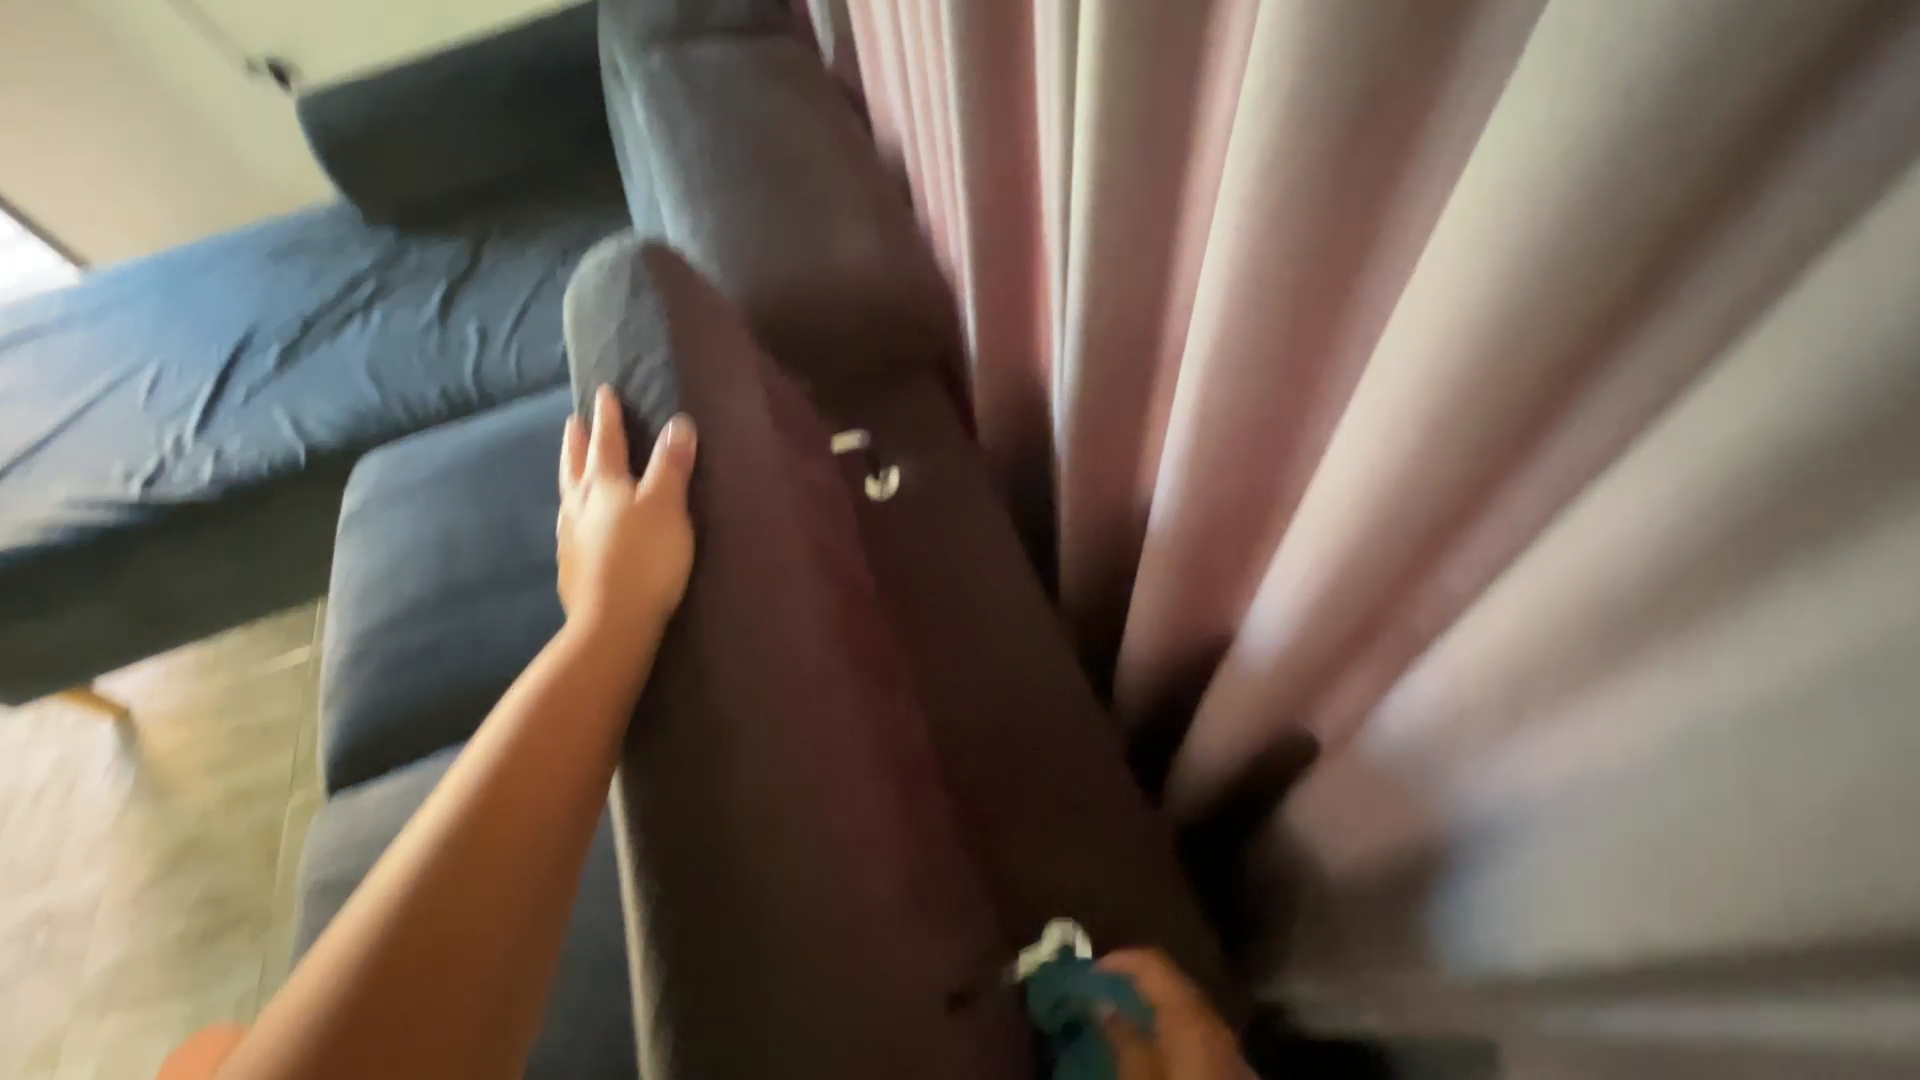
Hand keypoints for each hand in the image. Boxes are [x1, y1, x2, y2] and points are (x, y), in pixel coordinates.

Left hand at [558, 385, 696, 648]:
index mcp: (604, 484)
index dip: (608, 416)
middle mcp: (580, 502)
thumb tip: (678, 422)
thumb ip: (672, 464)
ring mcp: (570, 534)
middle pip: (577, 462)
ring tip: (572, 462)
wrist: (612, 619)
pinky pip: (570, 521)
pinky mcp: (571, 563)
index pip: (607, 440)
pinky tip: (576, 518)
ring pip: (569, 492)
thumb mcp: (668, 505)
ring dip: (571, 471)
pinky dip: (573, 507)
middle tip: (575, 421)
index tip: (604, 391)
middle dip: (578, 440)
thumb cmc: (646, 557)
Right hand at [1098, 950, 1249, 1079]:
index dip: (1120, 960)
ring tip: (1121, 1022)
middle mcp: (1211, 1019)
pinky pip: (1196, 1032)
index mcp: (1188, 1014)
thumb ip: (1123, 1040)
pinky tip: (1153, 1049)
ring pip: (1184, 1008)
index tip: (1090, 973)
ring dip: (1153, 1007)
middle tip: (1101, 995)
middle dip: (1135, 983)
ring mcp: (1226, 1044)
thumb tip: (1102, 1005)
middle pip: (1171, 982)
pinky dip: (1170, 1028)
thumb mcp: (1140, 1078)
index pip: (1153, 962)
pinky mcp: (1231, 1068)